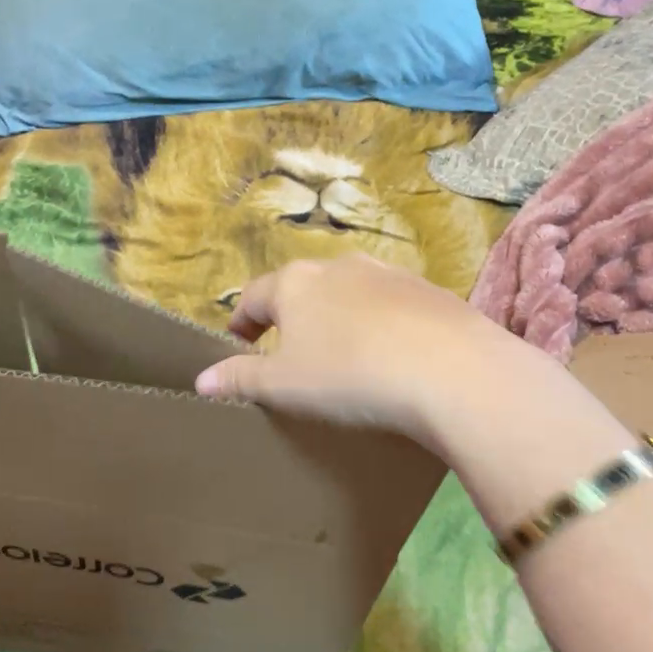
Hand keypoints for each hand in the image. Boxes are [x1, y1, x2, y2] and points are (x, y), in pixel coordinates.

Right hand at [194, 256, 631, 518]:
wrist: (451, 370)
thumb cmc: (349, 375)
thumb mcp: (285, 385)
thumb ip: (240, 378)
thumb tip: (201, 380)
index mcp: (294, 284)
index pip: (254, 297)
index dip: (241, 322)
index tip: (237, 343)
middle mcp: (337, 266)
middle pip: (300, 290)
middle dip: (290, 319)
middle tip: (288, 354)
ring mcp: (386, 273)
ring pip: (346, 294)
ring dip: (335, 319)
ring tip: (340, 356)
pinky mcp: (427, 290)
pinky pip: (388, 306)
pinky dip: (378, 325)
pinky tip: (389, 356)